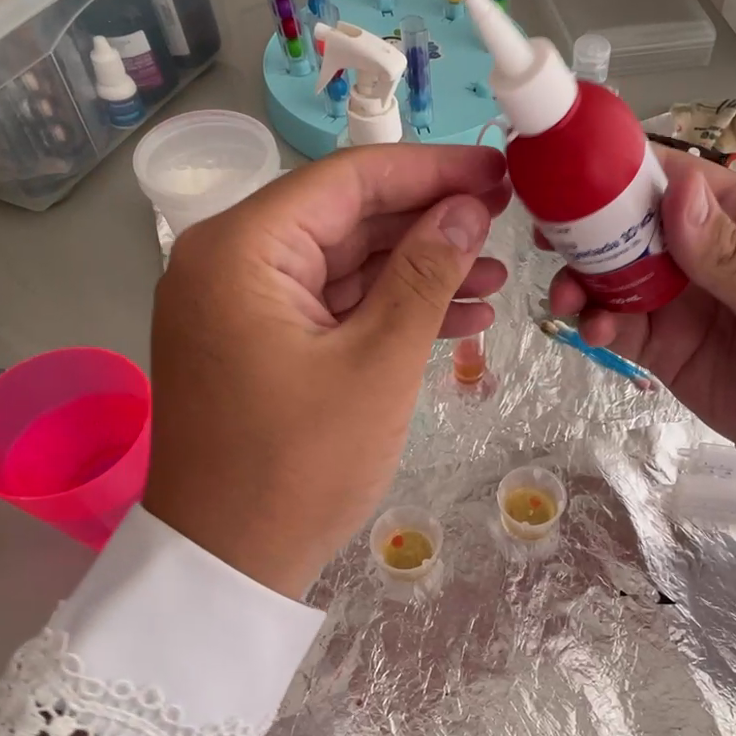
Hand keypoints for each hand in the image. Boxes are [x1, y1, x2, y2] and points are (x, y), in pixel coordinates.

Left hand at [144, 145, 511, 597]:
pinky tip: (458, 319)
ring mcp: (242, 308)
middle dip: (430, 224)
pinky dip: (389, 313)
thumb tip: (468, 208)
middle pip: (347, 220)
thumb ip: (425, 274)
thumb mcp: (378, 363)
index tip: (497, 172)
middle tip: (507, 221)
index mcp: (242, 249)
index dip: (431, 171)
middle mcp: (230, 262)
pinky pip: (332, 310)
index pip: (348, 180)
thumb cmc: (301, 465)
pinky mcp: (259, 347)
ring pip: (345, 267)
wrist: (229, 565)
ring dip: (419, 272)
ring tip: (498, 279)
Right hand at [546, 150, 735, 443]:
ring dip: (584, 282)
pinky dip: (598, 324)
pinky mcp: (664, 344)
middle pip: (632, 226)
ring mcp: (680, 299)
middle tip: (545, 236)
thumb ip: (729, 255)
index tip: (573, 179)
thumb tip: (678, 193)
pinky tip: (595, 332)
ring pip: (616, 276)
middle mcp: (702, 250)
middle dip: (588, 231)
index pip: (676, 180)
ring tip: (566, 302)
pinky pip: (621, 325)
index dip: (623, 175)